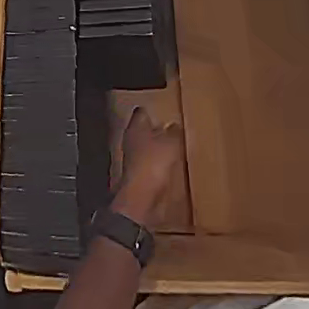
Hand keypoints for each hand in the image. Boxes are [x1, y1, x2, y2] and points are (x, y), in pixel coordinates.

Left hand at [114, 105, 184, 226]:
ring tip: (178, 145)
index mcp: (136, 128)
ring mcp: (134, 158)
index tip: (165, 109)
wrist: (141, 199)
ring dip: (159, 147)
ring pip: (148, 147)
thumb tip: (175, 125)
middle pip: (144, 130)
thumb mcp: (171, 143)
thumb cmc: (153, 164)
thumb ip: (174, 132)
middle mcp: (131, 141)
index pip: (142, 112)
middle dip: (157, 128)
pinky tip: (172, 164)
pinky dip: (160, 162)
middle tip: (175, 126)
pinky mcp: (139, 174)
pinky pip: (151, 163)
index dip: (152, 110)